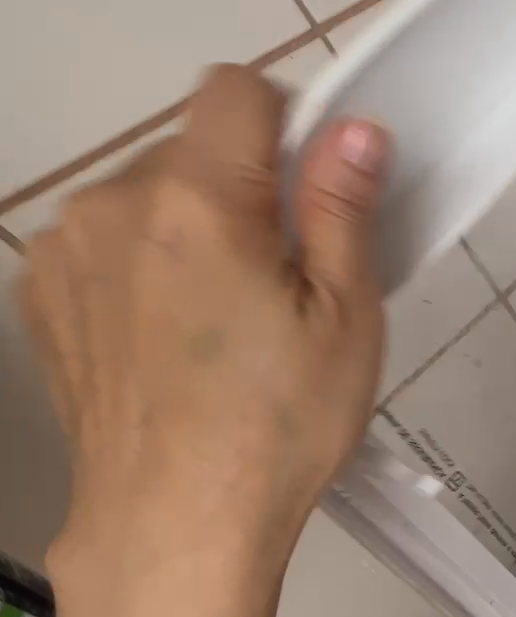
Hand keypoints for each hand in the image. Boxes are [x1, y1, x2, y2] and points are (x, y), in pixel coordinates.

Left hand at [19, 66, 390, 585]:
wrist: (183, 512)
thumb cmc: (288, 419)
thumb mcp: (347, 318)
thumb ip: (344, 213)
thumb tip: (356, 131)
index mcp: (201, 204)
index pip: (235, 94)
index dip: (292, 121)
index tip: (326, 181)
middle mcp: (114, 205)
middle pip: (195, 154)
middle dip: (255, 196)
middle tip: (304, 284)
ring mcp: (67, 249)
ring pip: (155, 203)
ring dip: (207, 234)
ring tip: (249, 323)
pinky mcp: (47, 292)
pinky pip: (116, 248)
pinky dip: (162, 269)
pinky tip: (196, 341)